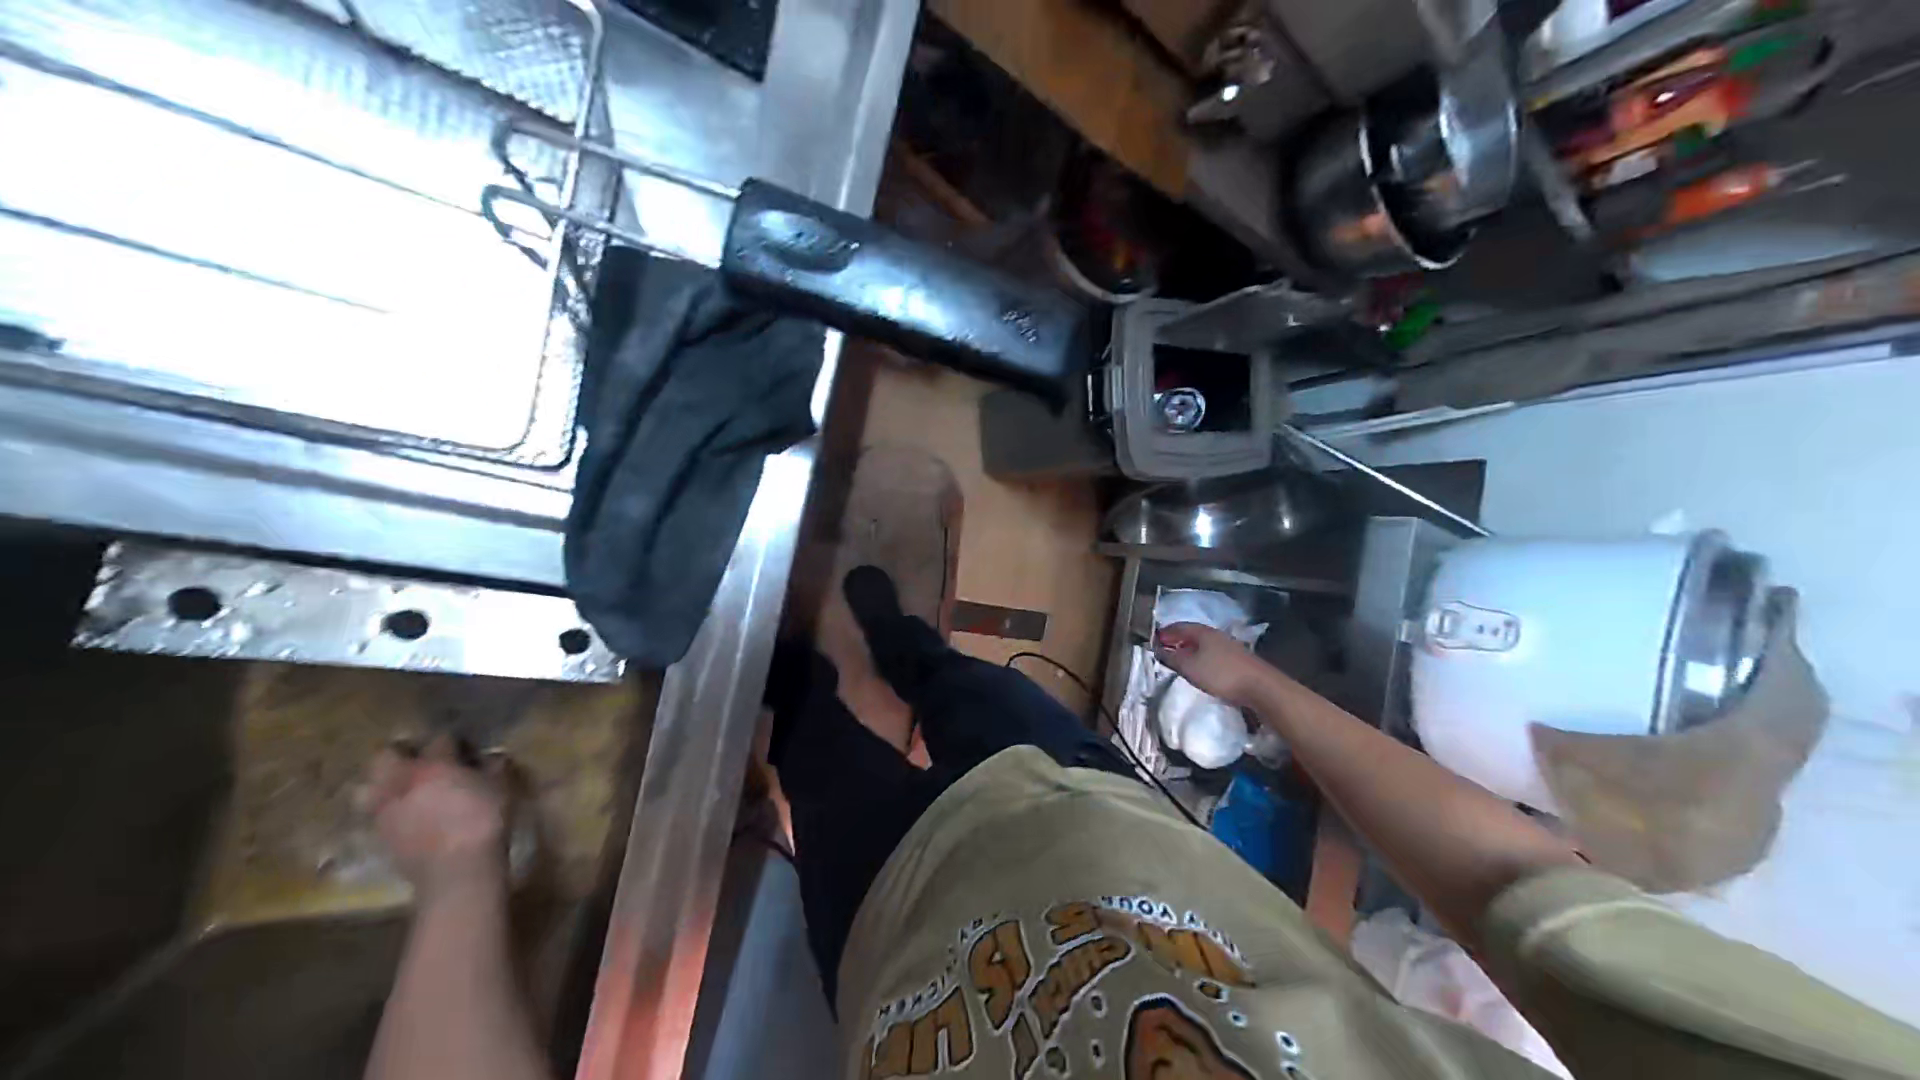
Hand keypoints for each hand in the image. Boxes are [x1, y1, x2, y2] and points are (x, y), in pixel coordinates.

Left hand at [359, 734, 508, 901]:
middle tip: (419, 758)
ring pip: (367, 786)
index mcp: (433, 765)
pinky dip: (385, 808)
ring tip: (400, 786)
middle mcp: (401, 782)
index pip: (439, 740)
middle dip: (400, 752)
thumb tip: (492, 758)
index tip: (462, 746)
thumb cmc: (483, 821)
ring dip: (381, 782)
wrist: (456, 869)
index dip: (452, 741)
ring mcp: (385, 810)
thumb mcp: (501, 788)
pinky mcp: (379, 835)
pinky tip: (404, 813)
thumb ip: (494, 768)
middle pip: (385, 756)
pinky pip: (374, 812)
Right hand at [1153, 622, 1269, 707]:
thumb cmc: (1220, 674)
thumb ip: (1172, 658)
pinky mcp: (1238, 660)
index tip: (1154, 640)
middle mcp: (1216, 635)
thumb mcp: (1189, 667)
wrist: (1261, 687)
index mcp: (1203, 632)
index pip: (1179, 626)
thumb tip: (1159, 650)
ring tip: (1181, 660)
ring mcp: (1229, 646)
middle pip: (1192, 634)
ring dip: (1190, 649)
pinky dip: (1202, 657)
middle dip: (1177, 640)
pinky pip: (1213, 653)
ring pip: (1204, 644)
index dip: (1166, 632)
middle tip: (1165, 649)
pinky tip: (1201, 668)